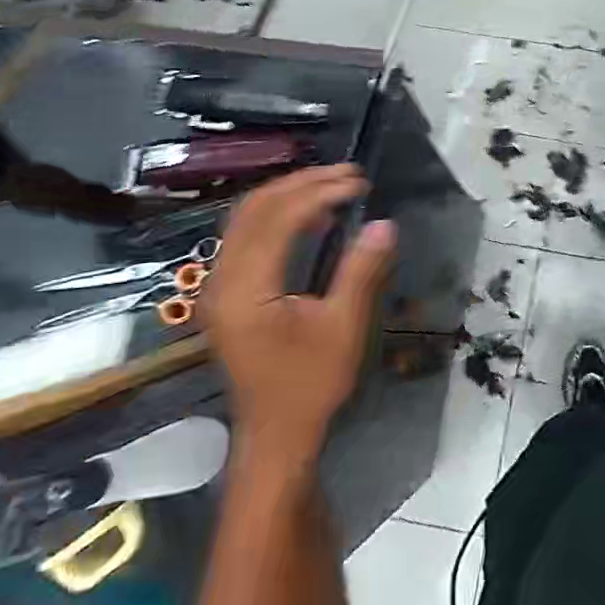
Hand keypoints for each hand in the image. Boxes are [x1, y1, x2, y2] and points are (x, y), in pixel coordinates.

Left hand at [203, 165, 395, 463]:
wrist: (277, 431)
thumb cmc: (311, 382)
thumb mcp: (344, 327)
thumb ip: (361, 271)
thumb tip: (385, 224)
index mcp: (246, 289)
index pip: (277, 220)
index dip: (319, 193)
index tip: (359, 182)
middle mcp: (222, 281)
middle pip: (253, 211)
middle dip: (301, 183)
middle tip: (349, 173)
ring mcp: (219, 287)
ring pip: (245, 220)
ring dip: (289, 195)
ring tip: (333, 184)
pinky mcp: (229, 294)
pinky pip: (247, 237)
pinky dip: (279, 217)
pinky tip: (312, 217)